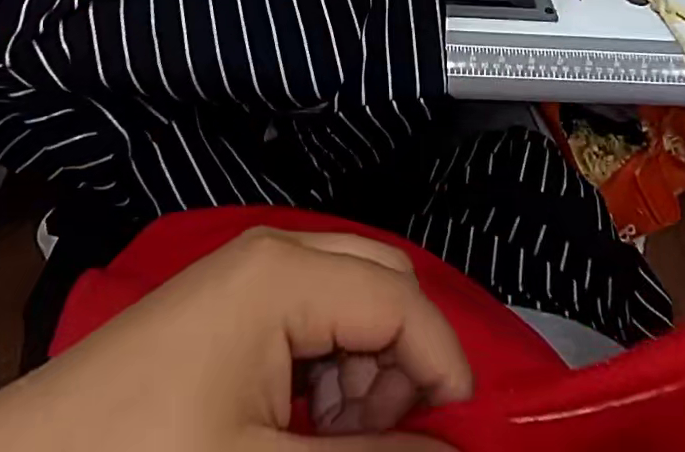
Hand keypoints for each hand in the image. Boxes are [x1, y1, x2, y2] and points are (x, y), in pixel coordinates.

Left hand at [0, 228, 472, 451]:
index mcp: (285, 271)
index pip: (402, 298)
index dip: (444, 364)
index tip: (459, 437)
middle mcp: (273, 251)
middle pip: (382, 280)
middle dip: (402, 357)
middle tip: (380, 436)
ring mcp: (245, 272)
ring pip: (349, 296)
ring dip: (364, 367)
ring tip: (334, 438)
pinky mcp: (225, 301)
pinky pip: (309, 314)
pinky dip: (327, 365)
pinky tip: (300, 421)